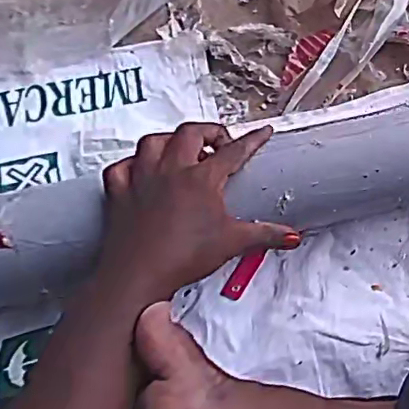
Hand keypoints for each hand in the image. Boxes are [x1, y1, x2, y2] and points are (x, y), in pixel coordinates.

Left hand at [88, 123, 298, 310]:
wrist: (137, 277)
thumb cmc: (180, 258)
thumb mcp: (233, 243)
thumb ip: (266, 235)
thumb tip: (288, 235)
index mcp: (201, 179)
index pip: (235, 150)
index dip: (253, 139)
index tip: (261, 133)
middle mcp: (170, 171)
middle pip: (191, 132)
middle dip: (210, 132)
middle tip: (221, 143)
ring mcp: (141, 179)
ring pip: (153, 141)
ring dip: (170, 140)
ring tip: (182, 149)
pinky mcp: (119, 193)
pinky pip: (121, 167)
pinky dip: (132, 163)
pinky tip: (141, 169)